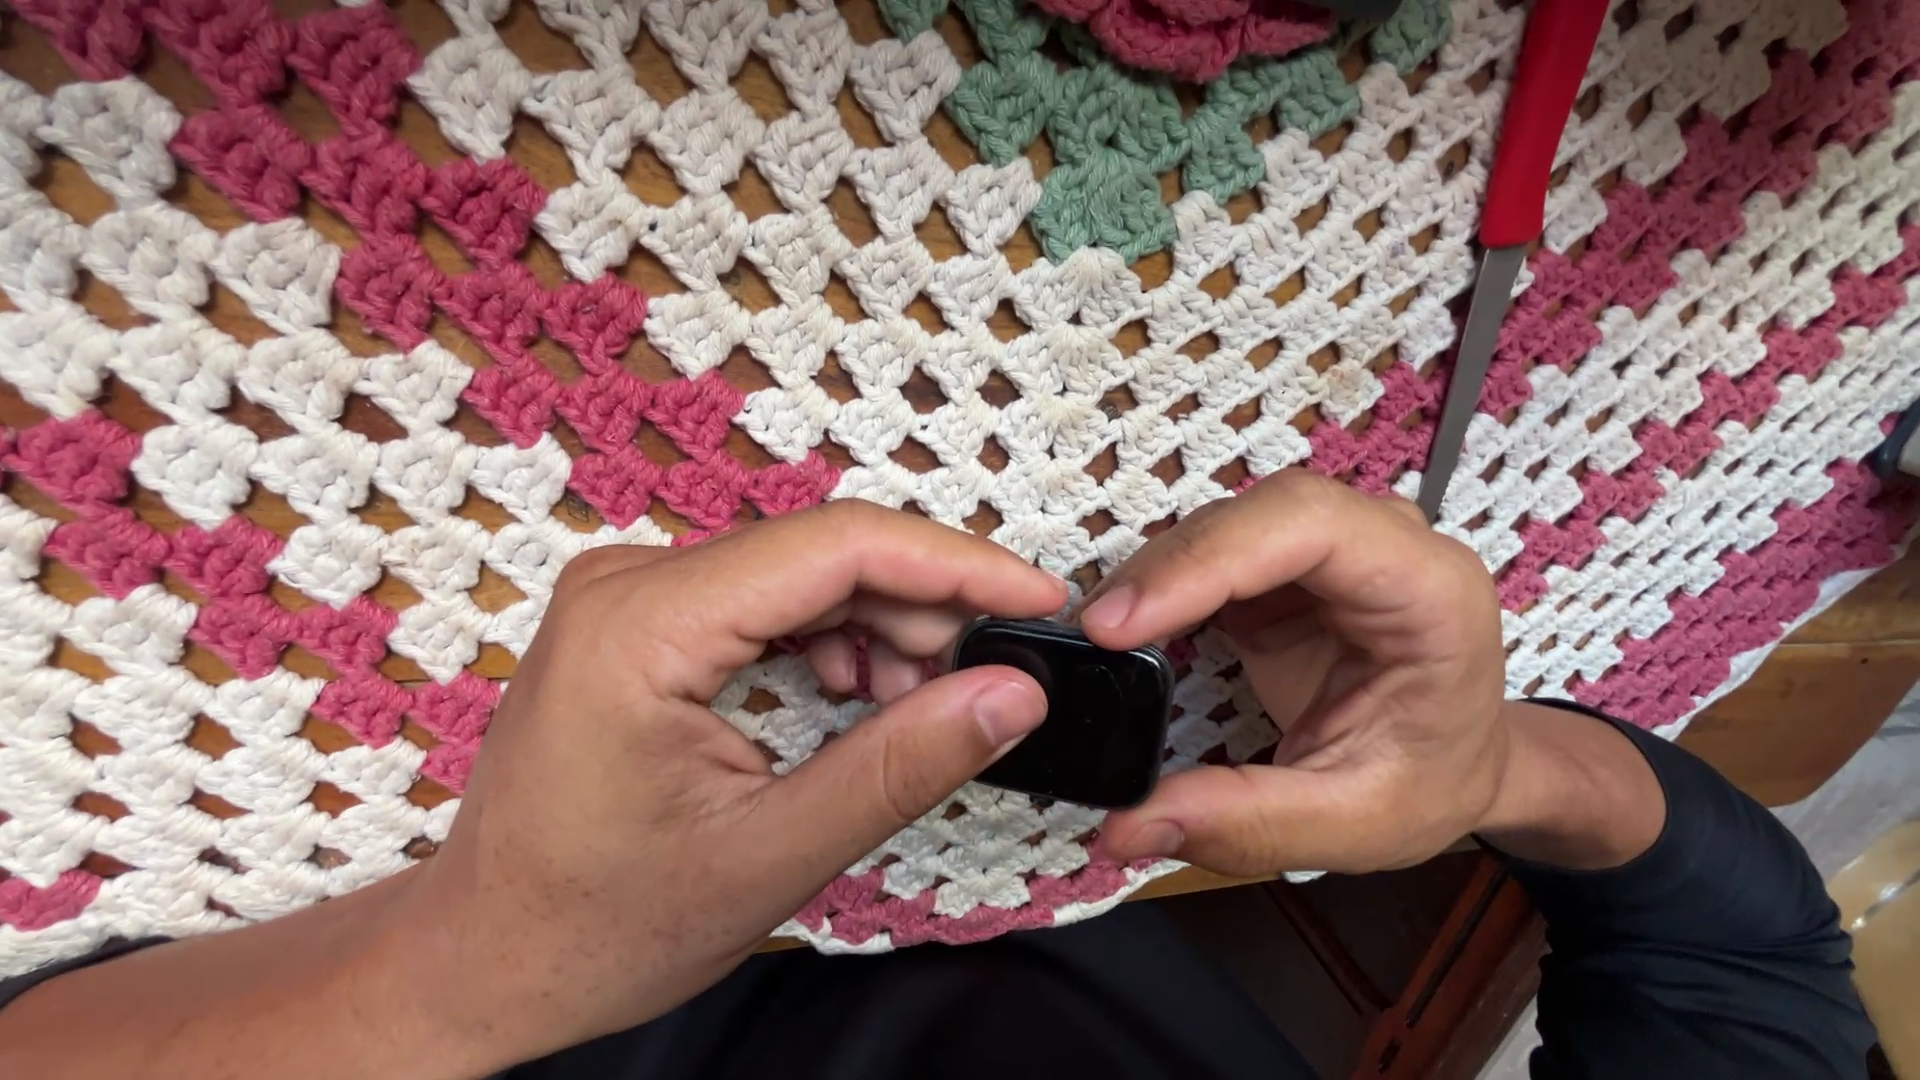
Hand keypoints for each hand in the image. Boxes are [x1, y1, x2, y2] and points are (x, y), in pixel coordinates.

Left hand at [391, 501, 1067, 1065]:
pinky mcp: (654, 614)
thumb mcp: (772, 856)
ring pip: (810, 573)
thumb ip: (902, 766)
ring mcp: (639, 590)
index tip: (1038, 598)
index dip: (956, 564)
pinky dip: (840, 642)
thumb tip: (1015, 695)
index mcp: (645, 625)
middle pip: (828, 553)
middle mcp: (634, 579)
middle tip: (979, 688)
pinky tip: (862, 700)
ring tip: (915, 712)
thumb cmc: (600, 925)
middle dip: (924, 612)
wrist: (482, 954)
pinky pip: (777, 598)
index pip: (837, 545)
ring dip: (885, 630)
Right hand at [1081, 469, 1510, 874]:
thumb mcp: (1353, 823)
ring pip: (1222, 523)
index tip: (1123, 624)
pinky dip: (1162, 584)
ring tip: (1103, 634)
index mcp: (1429, 590)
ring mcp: (1330, 544)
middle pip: (1253, 515)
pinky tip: (1129, 625)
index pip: (1308, 527)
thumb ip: (1247, 824)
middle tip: (1097, 634)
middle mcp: (1382, 542)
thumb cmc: (1430, 781)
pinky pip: (1211, 550)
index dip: (1207, 559)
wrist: (1460, 758)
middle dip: (1166, 569)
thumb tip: (1124, 828)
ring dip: (1154, 573)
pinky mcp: (1282, 562)